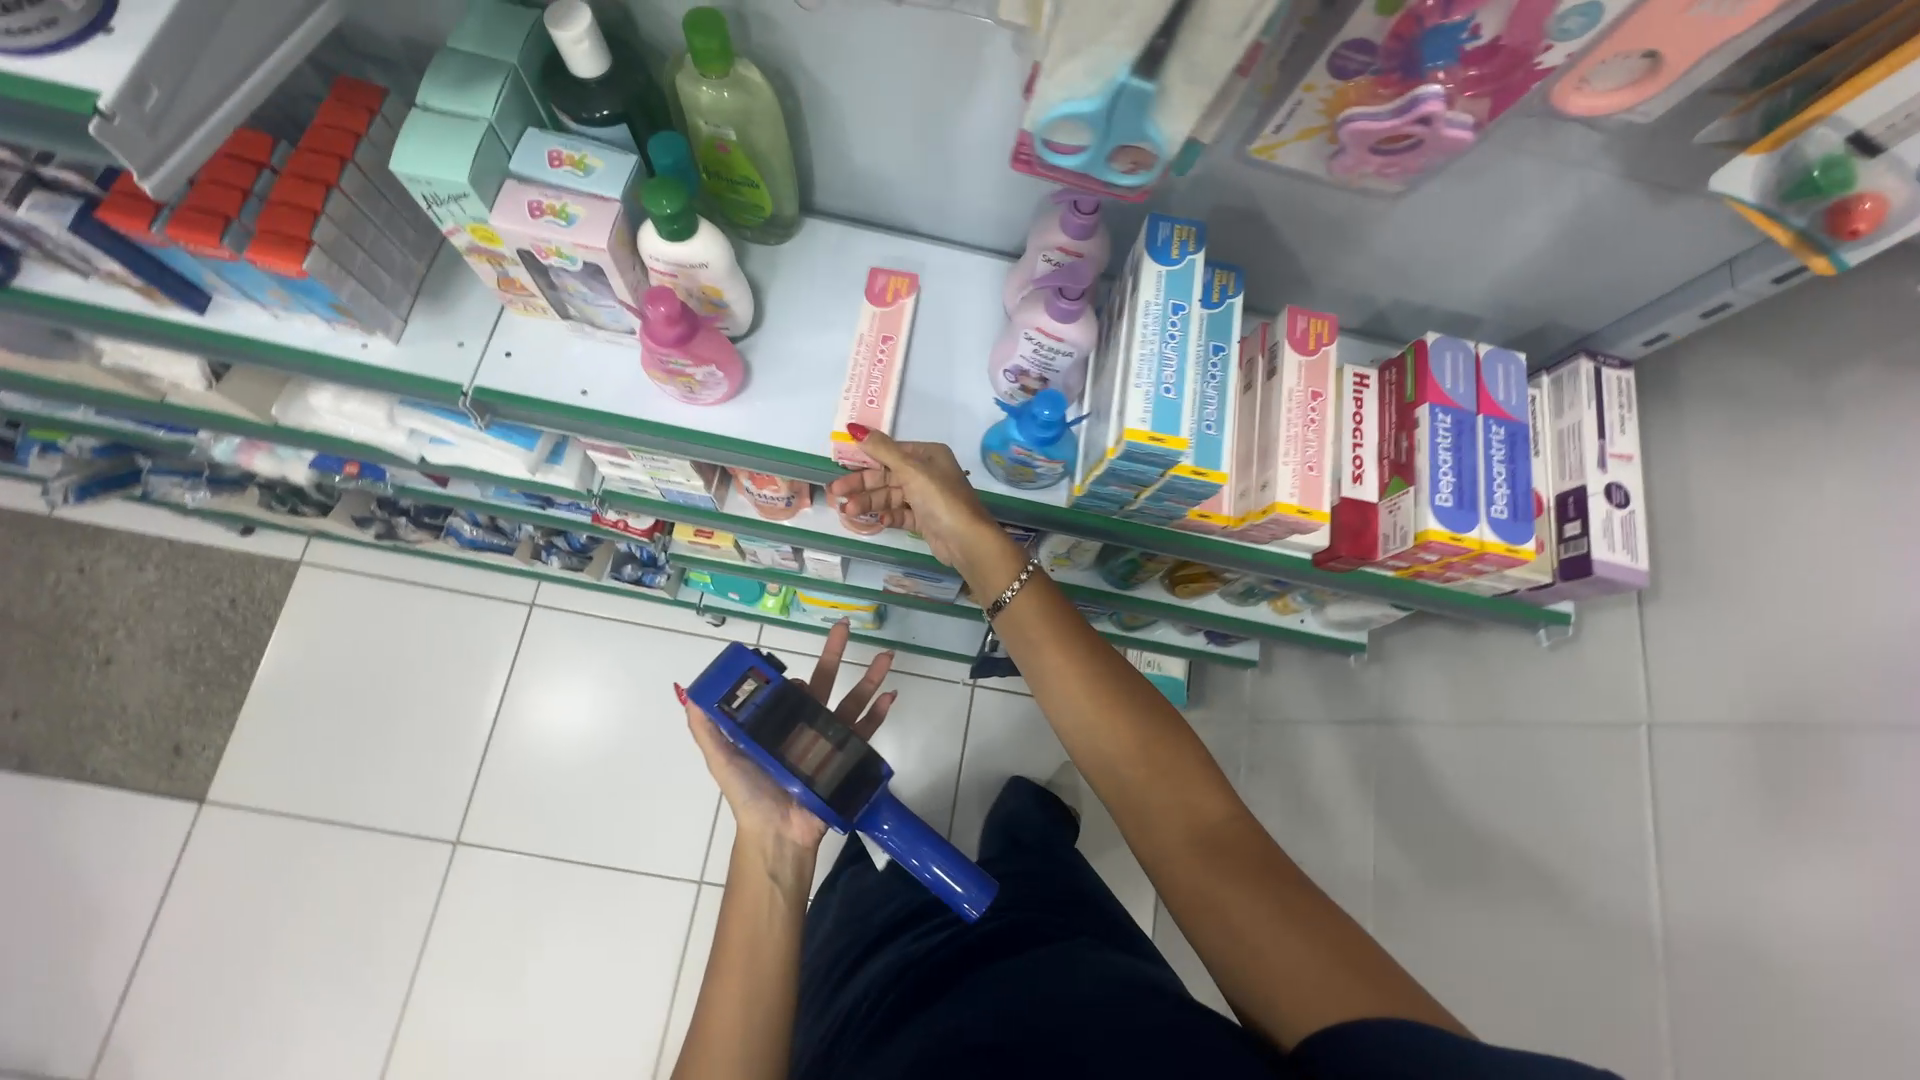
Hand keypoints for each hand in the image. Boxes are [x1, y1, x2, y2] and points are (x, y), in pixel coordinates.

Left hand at [677, 620, 897, 862]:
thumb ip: (707, 728)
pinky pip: (865, 732)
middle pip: (825, 681)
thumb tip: (692, 693)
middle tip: (844, 625)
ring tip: (886, 655)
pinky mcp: (846, 758)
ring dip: (870, 678)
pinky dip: (878, 714)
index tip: (785, 670)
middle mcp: (805, 726)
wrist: (775, 832)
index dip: (789, 676)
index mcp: (779, 724)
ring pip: (852, 700)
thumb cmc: (749, 794)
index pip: (789, 689)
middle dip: (835, 653)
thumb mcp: (720, 758)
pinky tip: (890, 695)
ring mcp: (829, 740)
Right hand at [826, 427, 1002, 568]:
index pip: (890, 453)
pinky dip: (888, 516)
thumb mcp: (910, 469)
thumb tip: (854, 428)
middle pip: (887, 476)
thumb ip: (881, 450)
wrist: (966, 540)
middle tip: (835, 494)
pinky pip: (900, 513)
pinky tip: (879, 521)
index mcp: (928, 455)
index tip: (841, 467)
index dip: (865, 460)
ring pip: (891, 496)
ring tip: (849, 512)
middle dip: (862, 486)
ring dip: (870, 503)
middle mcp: (928, 473)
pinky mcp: (925, 520)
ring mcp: (927, 497)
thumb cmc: (940, 498)